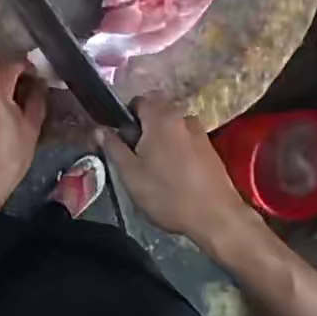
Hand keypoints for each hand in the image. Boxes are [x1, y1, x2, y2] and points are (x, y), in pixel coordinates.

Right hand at [97, 97, 251, 247]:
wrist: (215, 215)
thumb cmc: (167, 194)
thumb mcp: (131, 174)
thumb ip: (114, 147)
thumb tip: (101, 129)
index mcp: (162, 117)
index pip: (140, 100)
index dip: (126, 115)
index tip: (120, 138)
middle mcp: (184, 118)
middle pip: (158, 113)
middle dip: (144, 129)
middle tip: (135, 156)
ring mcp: (201, 133)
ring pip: (173, 128)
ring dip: (162, 140)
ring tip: (155, 168)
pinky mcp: (211, 149)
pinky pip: (187, 141)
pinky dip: (177, 150)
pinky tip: (175, 174)